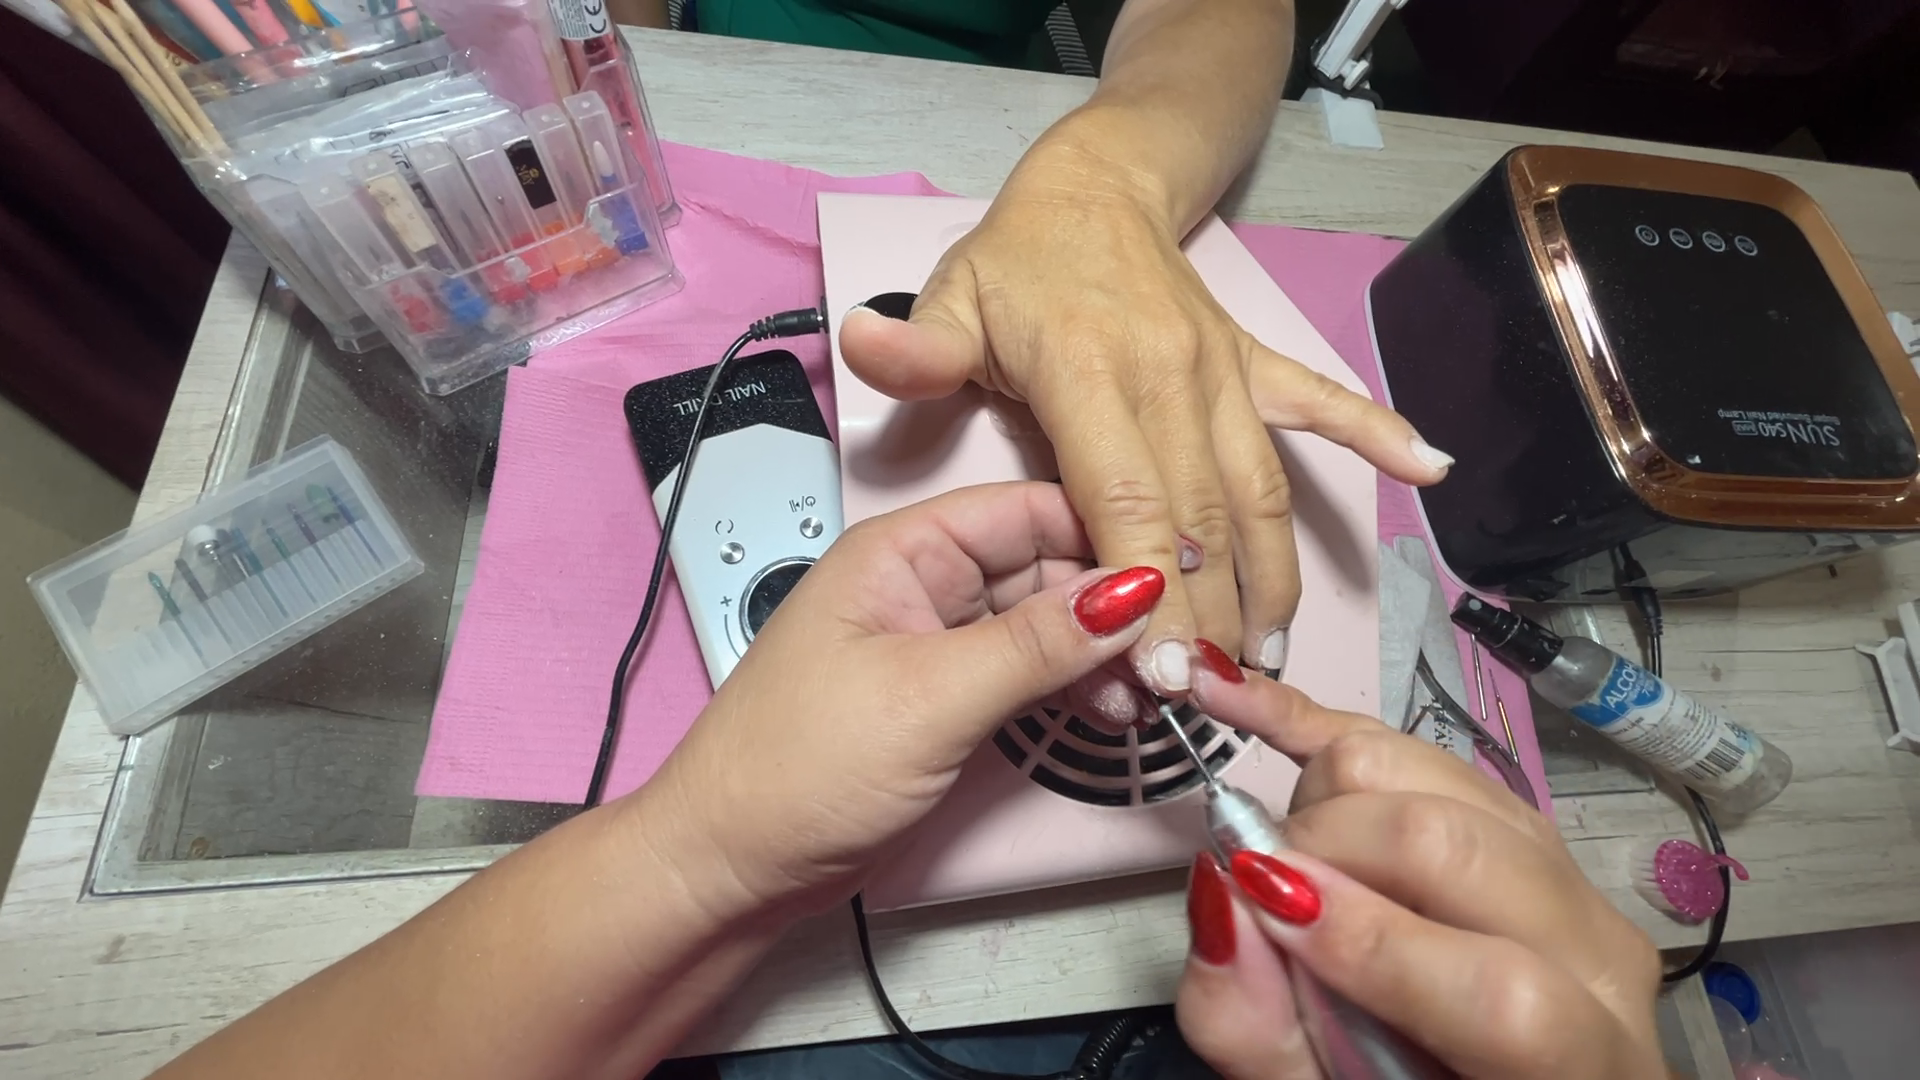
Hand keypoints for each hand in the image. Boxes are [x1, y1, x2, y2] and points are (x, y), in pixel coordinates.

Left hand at [638, 482, 1163, 916]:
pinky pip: (1030, 669)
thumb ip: (1033, 644)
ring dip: (1099, 650)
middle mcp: (926, 581)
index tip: (1176, 572)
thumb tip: (1127, 594)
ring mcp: (941, 639)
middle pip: (1046, 565)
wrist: (735, 864)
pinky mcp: (951, 691)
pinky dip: (1072, 684)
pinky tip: (1106, 705)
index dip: (1106, 533)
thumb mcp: (926, 696)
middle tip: (1174, 647)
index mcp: (903, 549)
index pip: (1028, 510)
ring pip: (1045, 621)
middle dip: (1112, 604)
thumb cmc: (794, 768)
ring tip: (1146, 687)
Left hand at [838, 133, 1449, 708]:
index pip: (1128, 502)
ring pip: (1258, 490)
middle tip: (1210, 699)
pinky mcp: (1251, 363)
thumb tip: (865, 348)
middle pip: (1200, 519)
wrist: (1095, 191)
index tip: (1164, 671)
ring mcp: (1222, 371)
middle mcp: (1172, 378)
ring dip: (1271, 577)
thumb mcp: (952, 301)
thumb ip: (917, 347)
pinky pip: (1316, 404)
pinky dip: (1371, 436)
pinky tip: (1425, 470)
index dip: (1150, 592)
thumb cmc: (1016, 263)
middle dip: (1208, 615)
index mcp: (1091, 374)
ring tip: (1269, 656)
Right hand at [1173, 667, 1662, 1077]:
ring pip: (1404, 764)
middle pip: (1443, 839)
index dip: (1370, 944)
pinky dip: (1290, 711)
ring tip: (1283, 854)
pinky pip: (1380, 732)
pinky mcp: (1477, 793)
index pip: (1504, 992)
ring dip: (1312, 801)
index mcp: (1581, 1060)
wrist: (1474, 1057)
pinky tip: (1226, 691)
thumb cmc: (1399, 1079)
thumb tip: (1222, 900)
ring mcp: (1542, 850)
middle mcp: (1587, 942)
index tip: (1267, 910)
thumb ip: (1259, 1033)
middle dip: (1318, 852)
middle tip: (1263, 892)